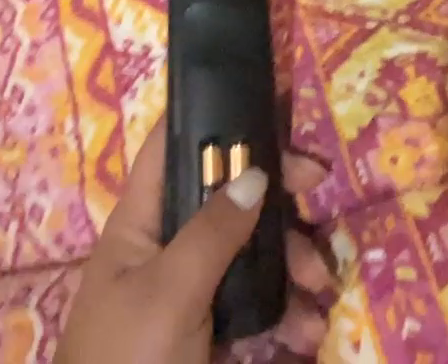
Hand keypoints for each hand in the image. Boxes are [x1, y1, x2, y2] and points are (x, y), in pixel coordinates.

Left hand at [55, 124, 333, 362]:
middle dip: (272, 196)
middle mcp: (166, 244)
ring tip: (319, 285)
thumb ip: (213, 231)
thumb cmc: (129, 359)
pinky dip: (286, 309)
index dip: (211, 119)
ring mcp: (190, 288)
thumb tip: (256, 172)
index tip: (268, 109)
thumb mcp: (169, 292)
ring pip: (249, 248)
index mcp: (140, 221)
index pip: (169, 147)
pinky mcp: (212, 329)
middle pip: (223, 195)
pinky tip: (307, 328)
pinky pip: (256, 301)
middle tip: (316, 190)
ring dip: (291, 259)